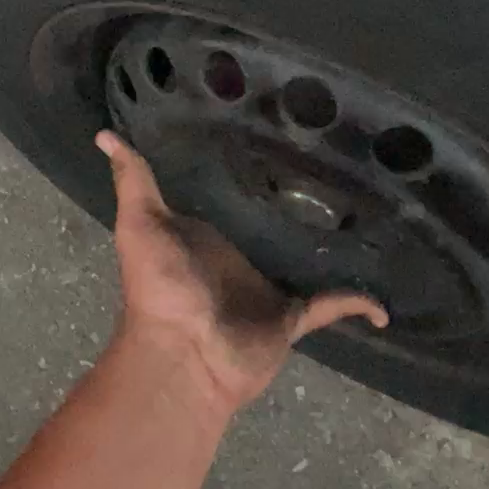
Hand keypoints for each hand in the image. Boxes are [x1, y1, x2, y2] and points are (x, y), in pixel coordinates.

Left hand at [95, 130, 388, 414]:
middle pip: (277, 229)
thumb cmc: (159, 285)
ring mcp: (269, 289)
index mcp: (212, 236)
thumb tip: (106, 134)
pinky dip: (357, 304)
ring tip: (370, 215)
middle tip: (337, 168)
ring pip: (308, 263)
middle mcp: (243, 259)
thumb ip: (132, 180)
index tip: (281, 139)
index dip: (253, 174)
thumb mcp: (140, 222)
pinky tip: (382, 302)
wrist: (181, 354)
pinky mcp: (292, 317)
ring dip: (331, 250)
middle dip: (301, 207)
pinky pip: (332, 307)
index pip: (236, 199)